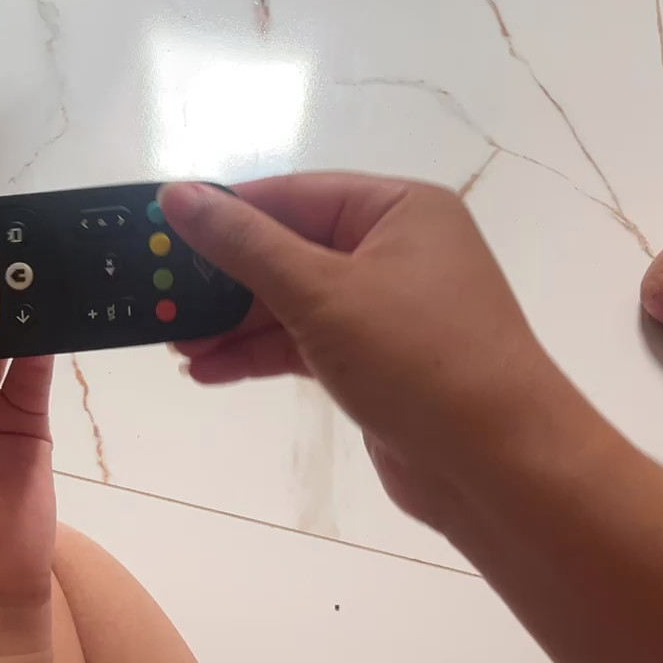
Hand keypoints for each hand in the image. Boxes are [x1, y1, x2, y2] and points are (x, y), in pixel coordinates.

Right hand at [162, 175, 591, 527]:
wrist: (498, 467)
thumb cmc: (417, 359)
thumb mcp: (320, 292)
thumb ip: (244, 244)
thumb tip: (178, 194)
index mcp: (396, 211)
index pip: (292, 196)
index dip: (225, 213)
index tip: (165, 230)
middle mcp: (392, 251)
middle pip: (288, 251)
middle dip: (225, 282)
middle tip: (166, 299)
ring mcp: (383, 308)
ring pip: (291, 303)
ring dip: (235, 326)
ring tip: (178, 345)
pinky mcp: (373, 359)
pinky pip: (305, 342)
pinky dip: (261, 355)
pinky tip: (212, 371)